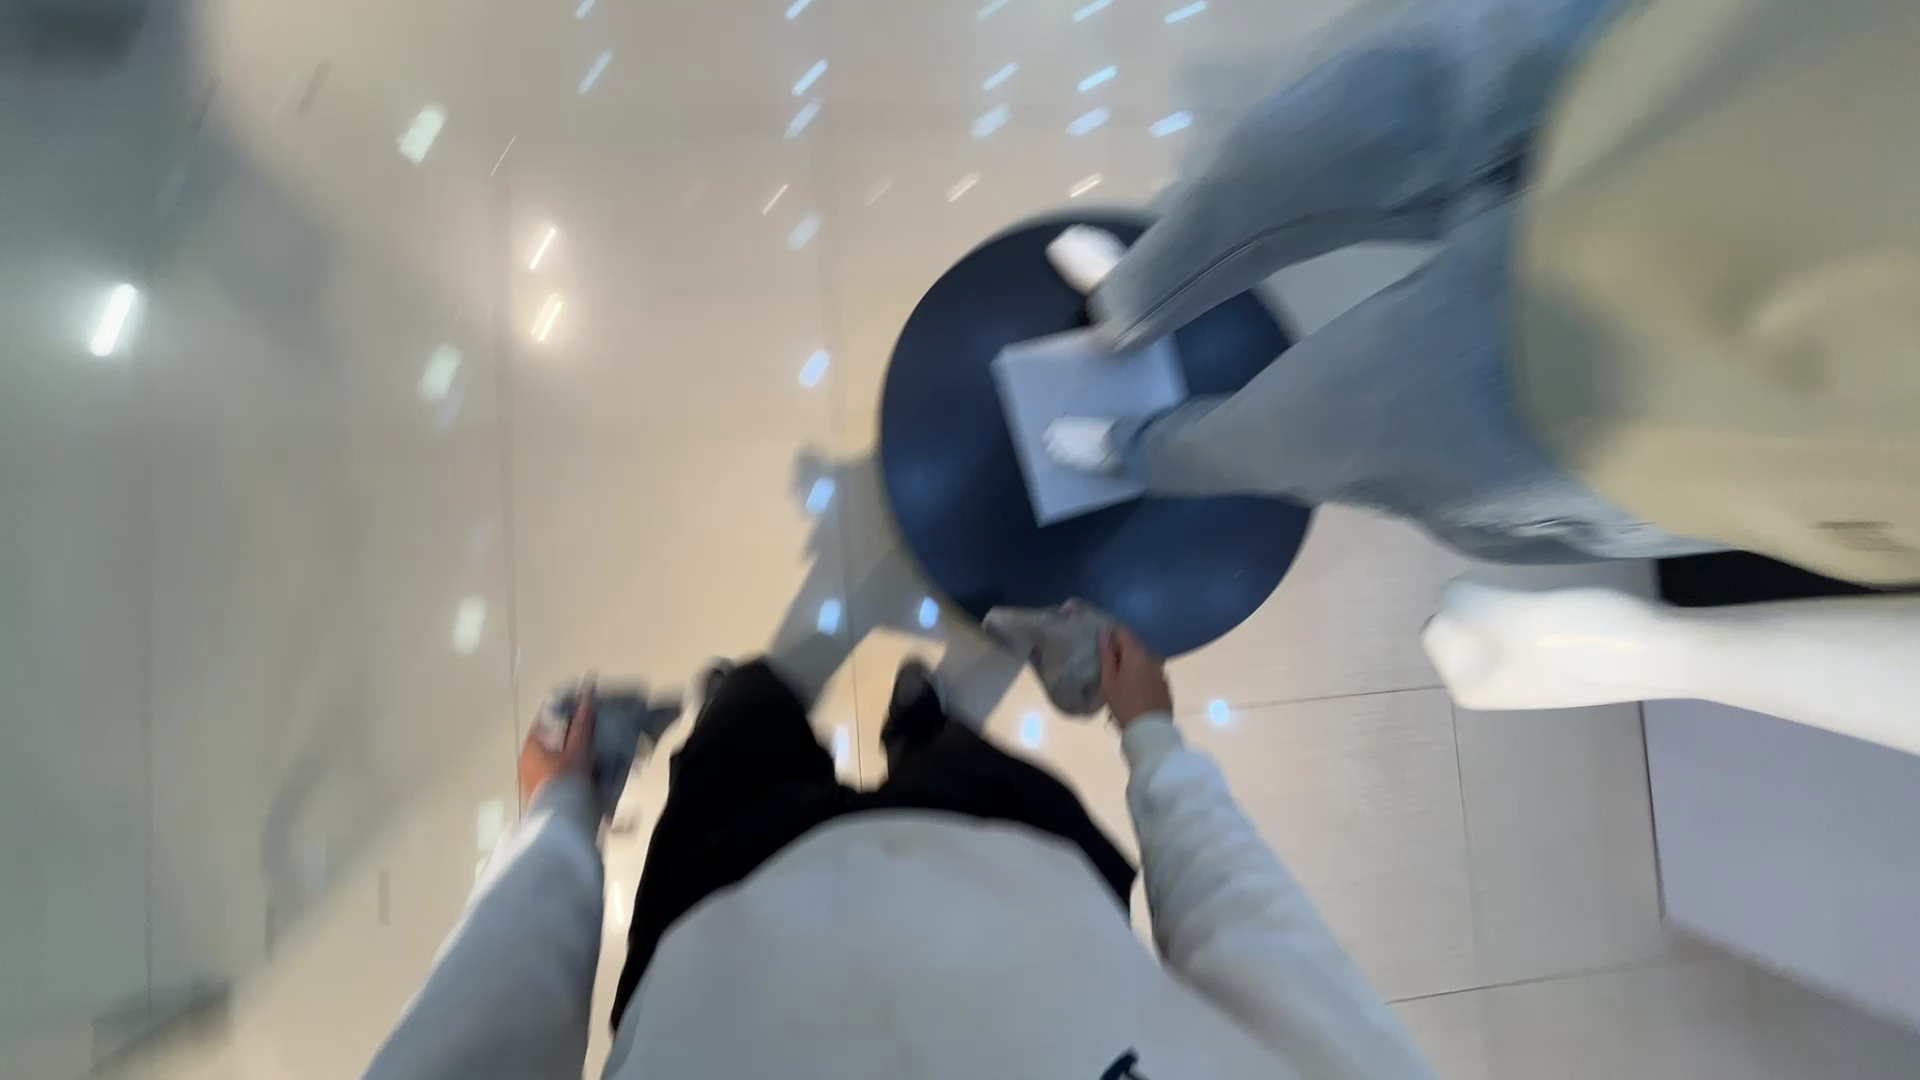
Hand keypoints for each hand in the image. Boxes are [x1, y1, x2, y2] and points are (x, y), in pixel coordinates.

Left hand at [519, 677, 596, 806]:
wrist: (560, 819)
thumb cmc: (566, 779)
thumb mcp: (579, 748)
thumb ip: (583, 722)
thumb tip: (587, 693)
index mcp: (531, 746)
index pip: (544, 720)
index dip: (562, 713)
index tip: (580, 711)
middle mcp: (524, 760)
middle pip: (547, 740)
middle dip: (566, 735)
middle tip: (589, 731)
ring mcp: (528, 779)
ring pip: (549, 757)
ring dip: (566, 753)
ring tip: (589, 752)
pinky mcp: (536, 793)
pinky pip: (551, 773)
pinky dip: (564, 769)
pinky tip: (581, 772)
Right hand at [1100, 625, 1172, 728]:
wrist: (1150, 730)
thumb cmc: (1124, 704)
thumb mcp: (1108, 681)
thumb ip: (1106, 655)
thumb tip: (1104, 634)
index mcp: (1136, 653)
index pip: (1124, 630)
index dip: (1112, 634)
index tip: (1103, 646)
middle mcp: (1151, 657)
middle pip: (1134, 644)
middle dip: (1121, 650)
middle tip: (1109, 667)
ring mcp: (1161, 670)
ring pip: (1143, 659)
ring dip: (1132, 663)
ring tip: (1122, 680)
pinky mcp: (1165, 683)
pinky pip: (1150, 671)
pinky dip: (1142, 674)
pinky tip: (1135, 690)